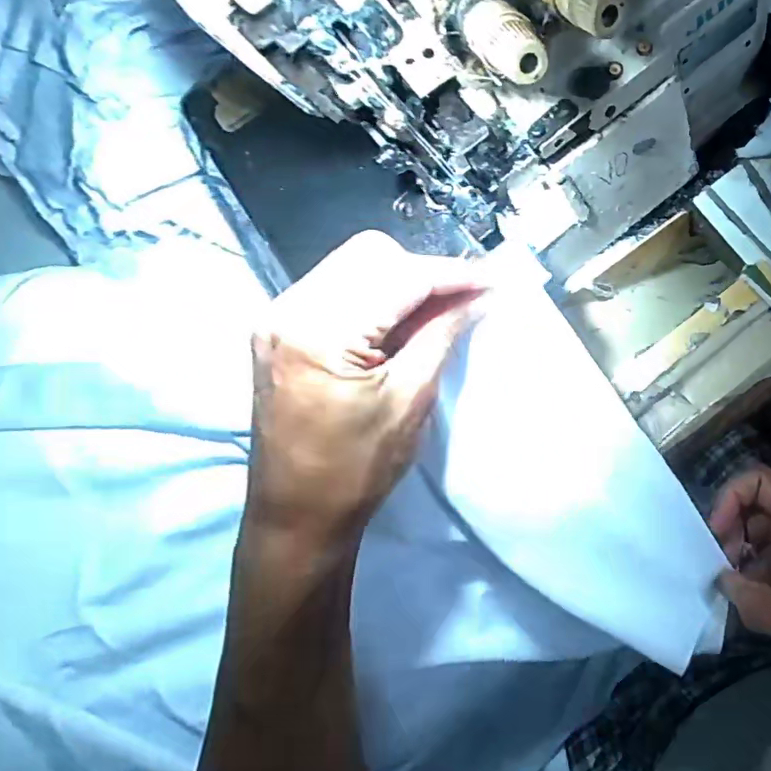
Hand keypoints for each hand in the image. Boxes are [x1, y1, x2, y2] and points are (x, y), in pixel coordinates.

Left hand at [248, 231, 488, 551]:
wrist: (296, 515)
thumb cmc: (356, 469)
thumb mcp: (410, 399)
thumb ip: (443, 333)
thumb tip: (479, 295)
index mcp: (318, 332)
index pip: (398, 277)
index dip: (452, 275)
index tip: (493, 281)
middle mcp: (288, 309)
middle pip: (371, 255)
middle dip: (425, 271)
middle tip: (464, 301)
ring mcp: (277, 315)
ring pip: (354, 263)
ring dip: (402, 279)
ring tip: (437, 311)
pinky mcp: (280, 326)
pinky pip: (337, 284)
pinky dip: (376, 292)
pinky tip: (400, 319)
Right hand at [709, 467, 770, 688]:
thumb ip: (756, 604)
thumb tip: (720, 582)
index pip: (760, 482)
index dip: (731, 497)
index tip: (717, 535)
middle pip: (752, 510)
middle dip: (727, 531)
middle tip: (716, 568)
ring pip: (755, 542)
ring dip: (735, 560)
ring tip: (724, 593)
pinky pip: (765, 572)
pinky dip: (748, 585)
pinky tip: (740, 611)